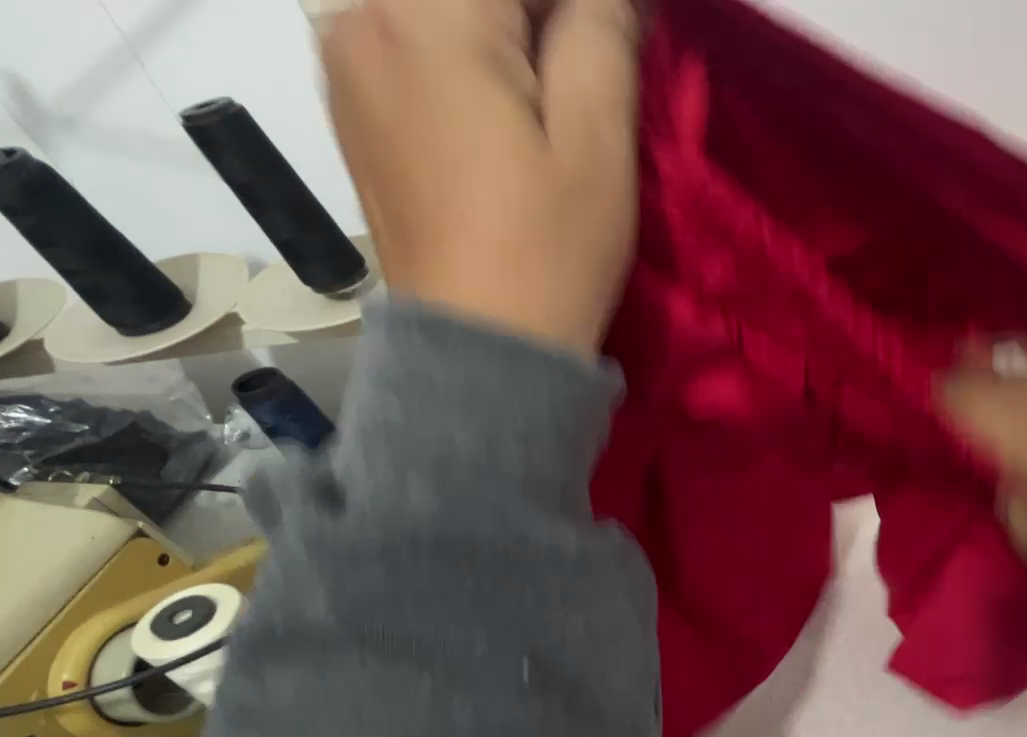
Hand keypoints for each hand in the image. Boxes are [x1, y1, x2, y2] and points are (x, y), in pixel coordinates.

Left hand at [320, 0, 642, 355]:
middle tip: (593, 64)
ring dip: (508, 33)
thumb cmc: (551, 248)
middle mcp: (360, 12)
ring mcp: (344, 58)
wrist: (483, 346)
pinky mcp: (350, 101)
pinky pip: (411, 36)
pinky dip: (466, 52)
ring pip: (441, 8)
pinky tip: (507, 109)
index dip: (582, 7)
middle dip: (545, 17)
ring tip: (554, 92)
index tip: (616, 39)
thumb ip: (601, 33)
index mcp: (425, 12)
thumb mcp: (597, 140)